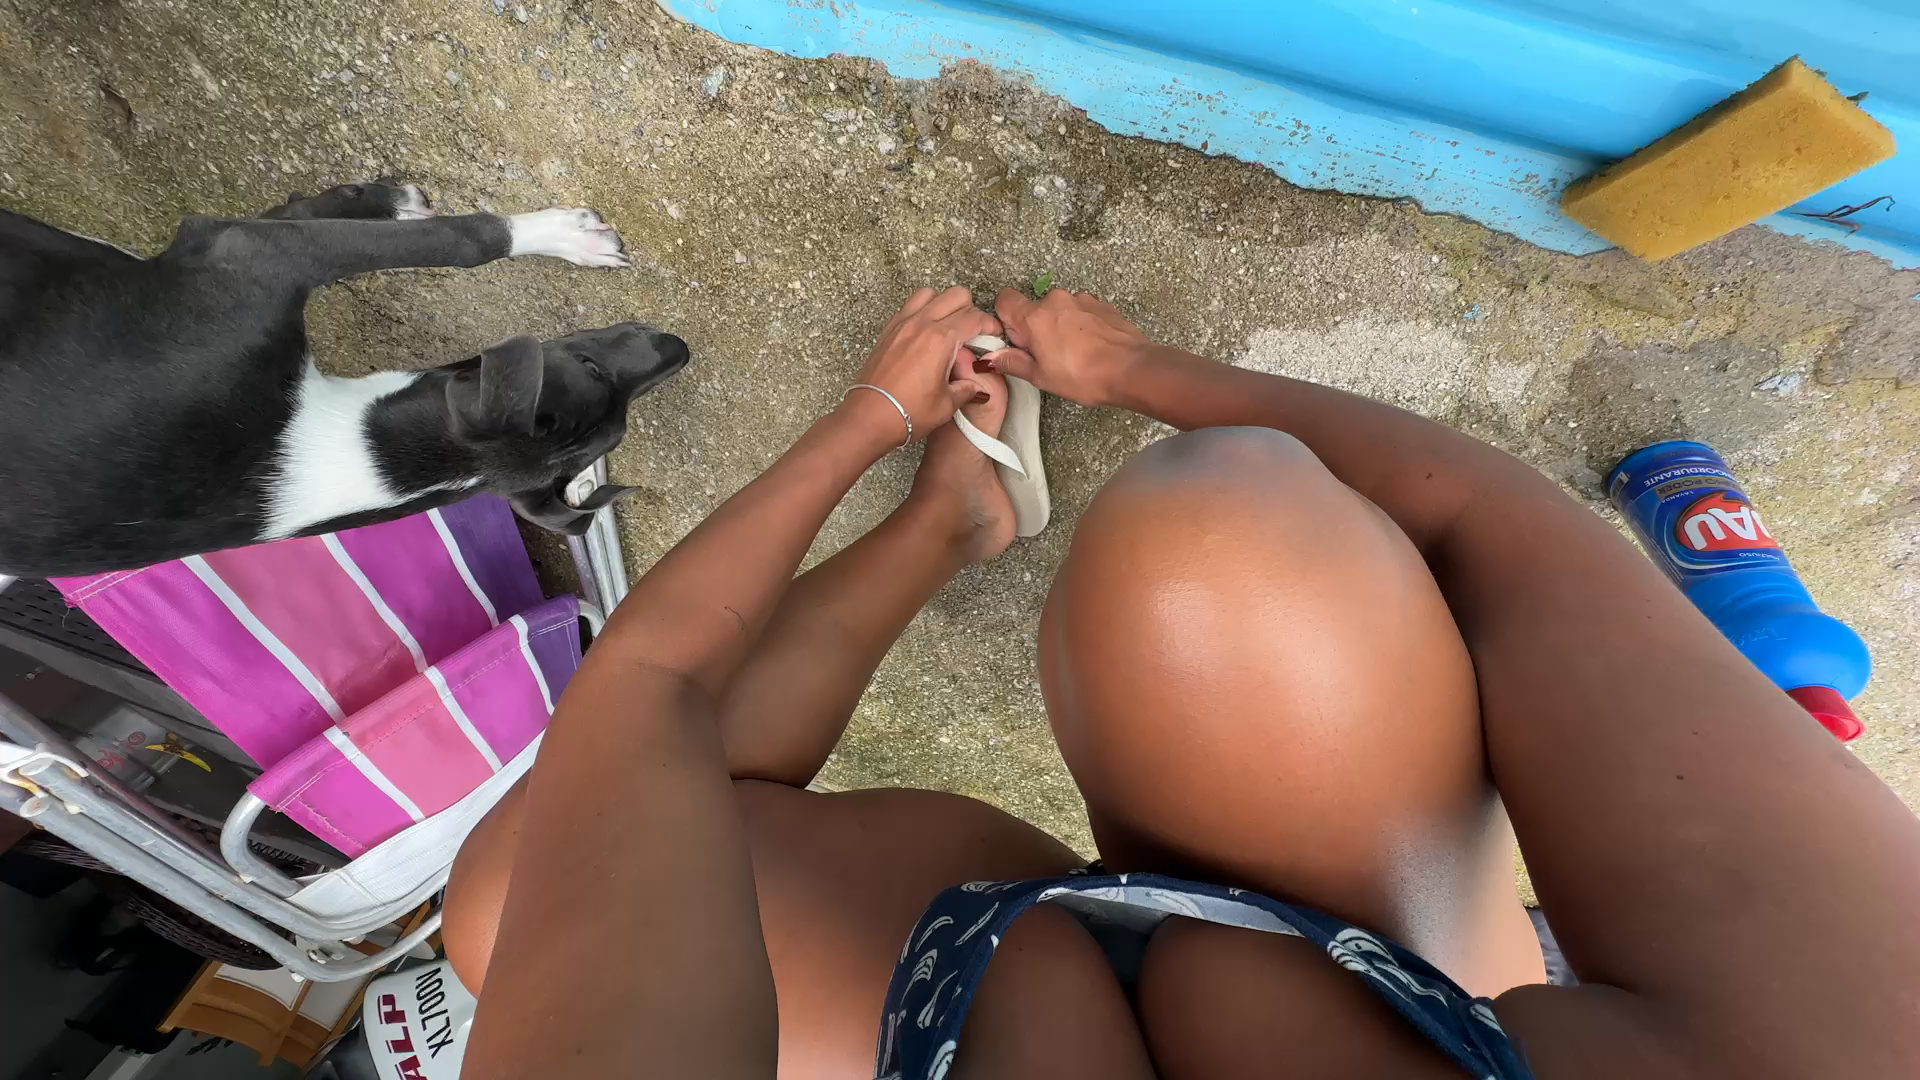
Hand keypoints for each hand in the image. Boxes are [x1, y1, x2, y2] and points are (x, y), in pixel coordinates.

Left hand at [848, 287, 999, 441]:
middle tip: (974, 331)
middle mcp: (921, 324)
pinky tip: (926, 332)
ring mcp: (902, 324)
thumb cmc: (906, 413)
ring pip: (930, 293)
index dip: (990, 325)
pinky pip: (909, 306)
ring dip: (944, 304)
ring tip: (948, 326)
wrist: (869, 417)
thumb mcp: (947, 405)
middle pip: (955, 295)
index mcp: (940, 339)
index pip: (975, 318)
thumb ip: (967, 389)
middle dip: (971, 309)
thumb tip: (976, 385)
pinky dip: (922, 310)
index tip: (994, 335)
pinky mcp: (888, 331)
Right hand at [988, 288, 1152, 407]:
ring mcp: (1081, 299)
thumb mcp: (1042, 377)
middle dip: (1034, 329)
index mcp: (1035, 316)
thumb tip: (991, 358)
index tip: (1017, 342)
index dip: (1007, 321)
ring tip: (1072, 355)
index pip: (1004, 300)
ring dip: (1058, 327)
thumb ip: (1013, 362)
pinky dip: (1078, 326)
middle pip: (1033, 308)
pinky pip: (1079, 311)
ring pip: (1057, 310)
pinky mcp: (1100, 304)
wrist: (1131, 369)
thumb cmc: (1084, 376)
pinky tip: (1088, 348)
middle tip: (1046, 356)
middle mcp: (1056, 300)